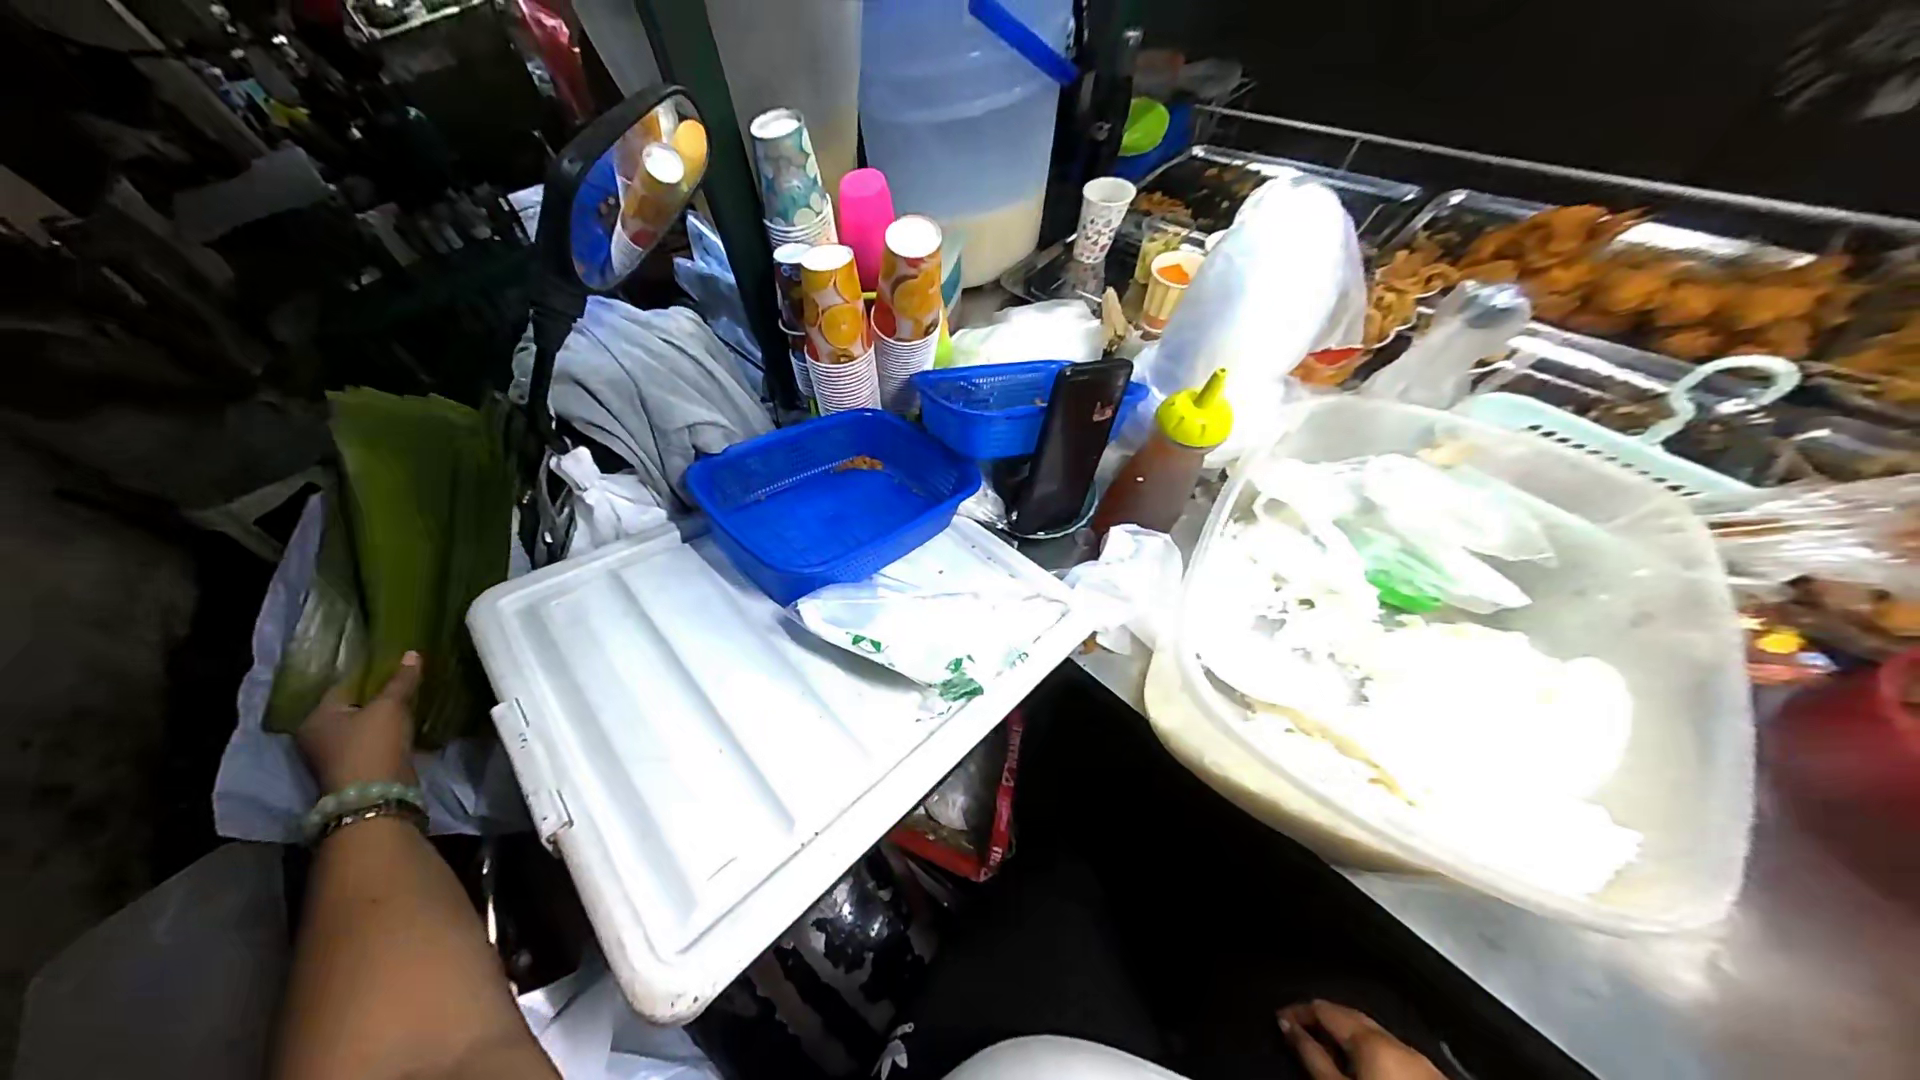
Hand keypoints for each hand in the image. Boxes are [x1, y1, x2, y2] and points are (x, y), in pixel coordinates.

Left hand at [297, 651, 422, 791]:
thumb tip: (412, 653)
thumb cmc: (373, 743)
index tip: (393, 667)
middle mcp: (317, 736)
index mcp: (316, 718)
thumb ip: (401, 681)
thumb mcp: (390, 706)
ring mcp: (335, 755)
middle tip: (405, 682)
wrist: (376, 793)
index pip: (342, 687)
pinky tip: (407, 725)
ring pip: (363, 726)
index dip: (368, 675)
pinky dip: (387, 734)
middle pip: (352, 707)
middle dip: (376, 697)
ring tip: (410, 702)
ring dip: (383, 717)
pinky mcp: (355, 768)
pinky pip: (373, 741)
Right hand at [1278, 1001, 1444, 1079]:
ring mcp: (1418, 1058)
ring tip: (1325, 1049)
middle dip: (1321, 1019)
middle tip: (1298, 1030)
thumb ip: (1311, 1055)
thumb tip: (1287, 1025)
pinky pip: (1389, 1051)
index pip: (1323, 1008)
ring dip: (1345, 1035)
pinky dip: (1367, 1050)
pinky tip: (1360, 1067)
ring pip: (1372, 1034)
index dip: (1297, 1011)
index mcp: (1370, 1038)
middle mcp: (1395, 1040)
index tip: (1279, 1020)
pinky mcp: (1431, 1076)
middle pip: (1349, 1016)